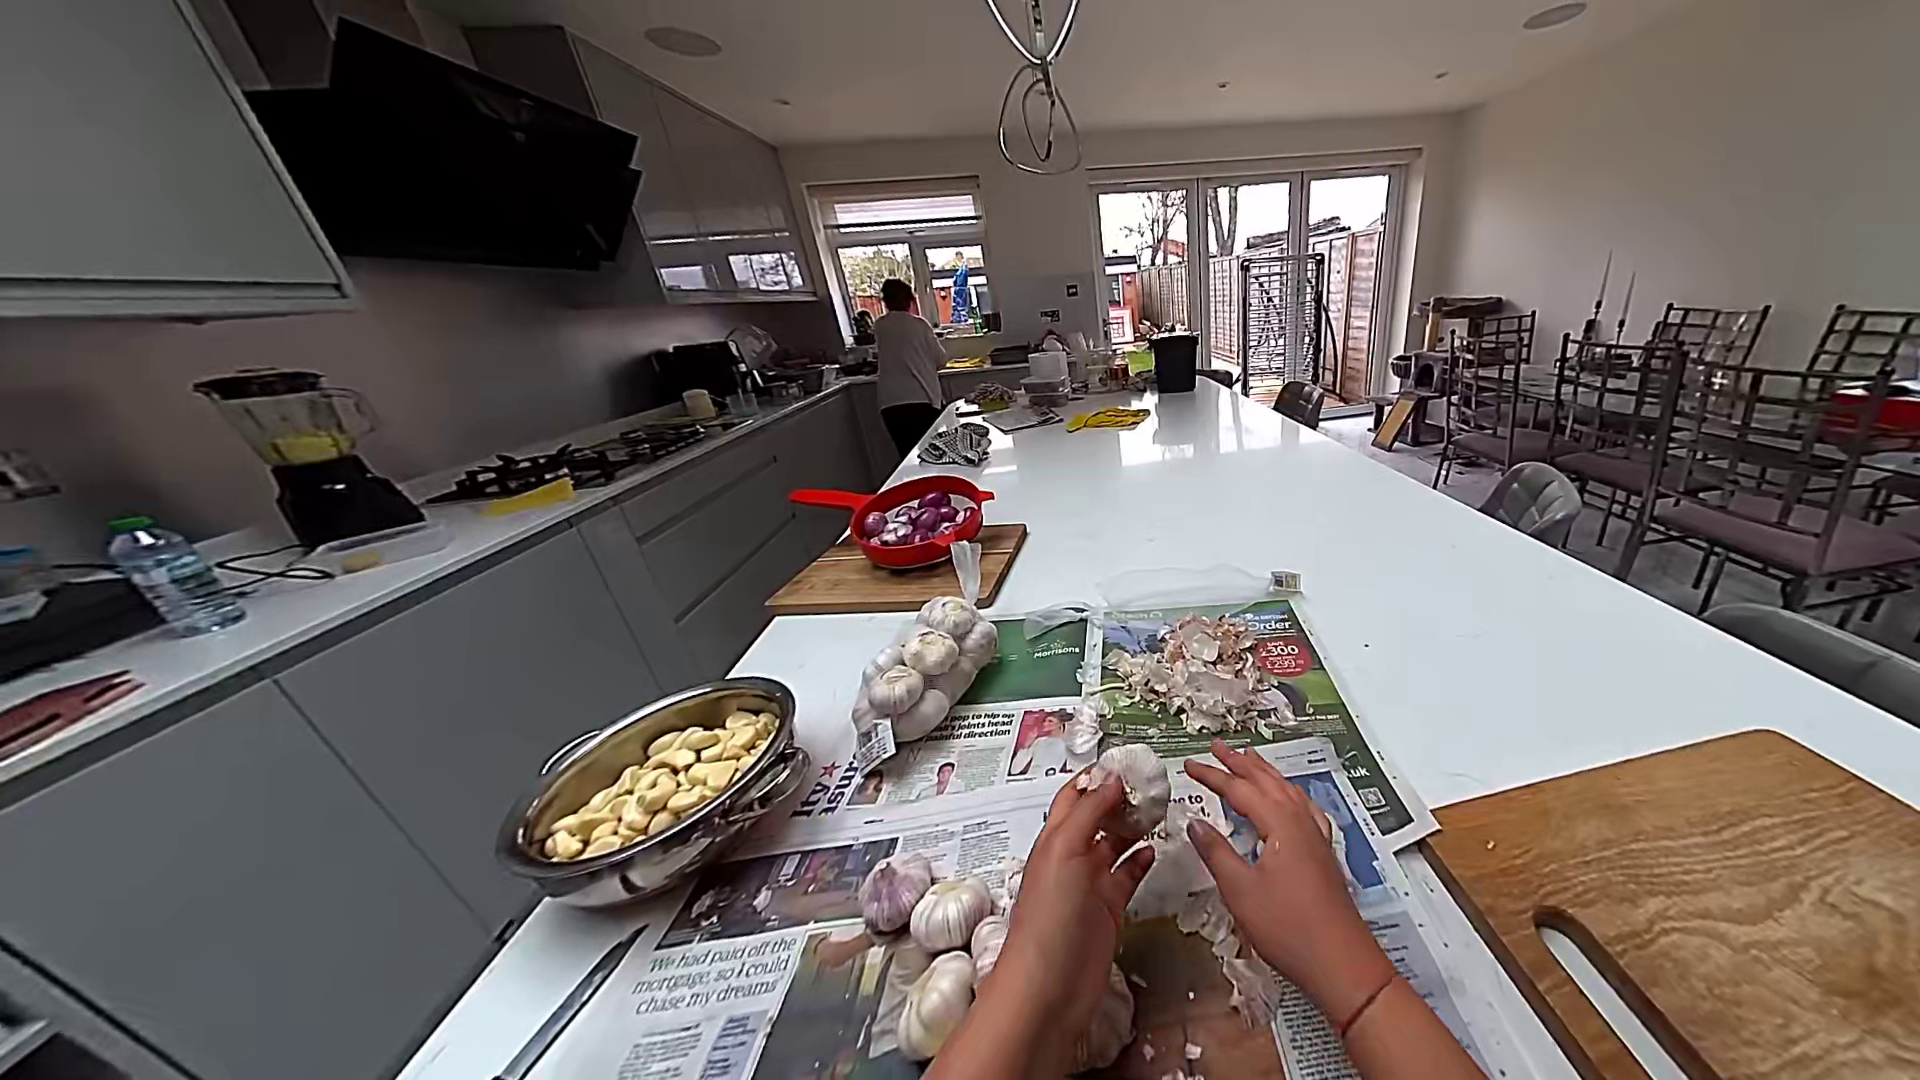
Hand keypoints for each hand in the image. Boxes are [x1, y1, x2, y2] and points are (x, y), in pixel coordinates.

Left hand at [982, 771, 1153, 1072]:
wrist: (1049, 987)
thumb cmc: (1049, 916)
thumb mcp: (1065, 850)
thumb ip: (1088, 812)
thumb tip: (1111, 778)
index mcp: (1055, 836)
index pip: (1075, 795)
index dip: (1097, 777)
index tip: (1126, 764)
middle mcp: (1072, 855)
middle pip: (1097, 816)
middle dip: (1120, 799)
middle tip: (1150, 785)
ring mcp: (1091, 883)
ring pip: (1114, 844)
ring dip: (1133, 826)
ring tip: (1158, 809)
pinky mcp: (1109, 909)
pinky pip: (1127, 876)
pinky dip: (1140, 861)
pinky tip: (1154, 849)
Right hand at [1184, 740, 1393, 1024]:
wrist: (1345, 968)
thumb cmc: (1288, 928)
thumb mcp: (1240, 889)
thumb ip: (1216, 851)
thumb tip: (1196, 823)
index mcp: (1279, 825)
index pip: (1239, 789)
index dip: (1211, 775)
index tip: (1188, 764)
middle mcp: (1300, 823)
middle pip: (1267, 781)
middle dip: (1239, 762)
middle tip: (1217, 747)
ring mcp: (1316, 838)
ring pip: (1288, 790)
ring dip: (1265, 772)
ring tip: (1249, 757)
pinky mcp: (1323, 854)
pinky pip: (1304, 807)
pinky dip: (1289, 792)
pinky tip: (1288, 798)